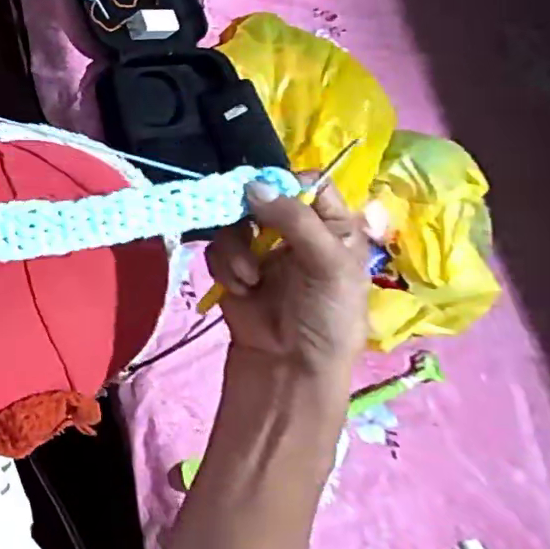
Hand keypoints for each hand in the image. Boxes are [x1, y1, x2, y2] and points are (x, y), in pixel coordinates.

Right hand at [206, 179, 370, 378]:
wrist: (288, 364)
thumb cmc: (326, 316)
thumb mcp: (327, 265)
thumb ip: (294, 220)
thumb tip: (251, 184)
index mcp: (332, 226)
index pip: (309, 184)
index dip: (285, 184)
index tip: (266, 194)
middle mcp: (296, 231)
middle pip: (262, 198)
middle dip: (250, 216)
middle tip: (247, 229)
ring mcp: (262, 248)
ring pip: (235, 222)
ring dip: (236, 248)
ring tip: (248, 276)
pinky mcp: (234, 265)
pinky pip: (217, 247)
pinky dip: (223, 265)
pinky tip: (238, 288)